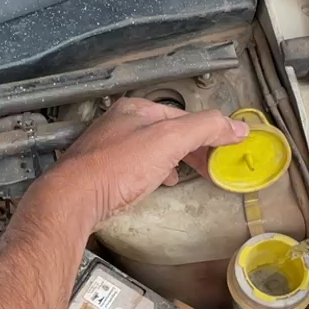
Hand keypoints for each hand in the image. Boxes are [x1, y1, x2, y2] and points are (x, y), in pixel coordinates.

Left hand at [31, 98, 249, 230]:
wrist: (75, 199)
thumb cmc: (113, 168)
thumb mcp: (169, 141)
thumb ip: (204, 129)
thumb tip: (234, 125)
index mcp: (136, 110)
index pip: (184, 116)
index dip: (208, 131)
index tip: (225, 145)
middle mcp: (121, 125)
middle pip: (169, 132)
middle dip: (193, 148)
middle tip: (211, 164)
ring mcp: (111, 148)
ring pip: (153, 150)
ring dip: (175, 161)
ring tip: (190, 172)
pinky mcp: (105, 172)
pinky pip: (138, 168)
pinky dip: (155, 173)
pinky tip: (159, 182)